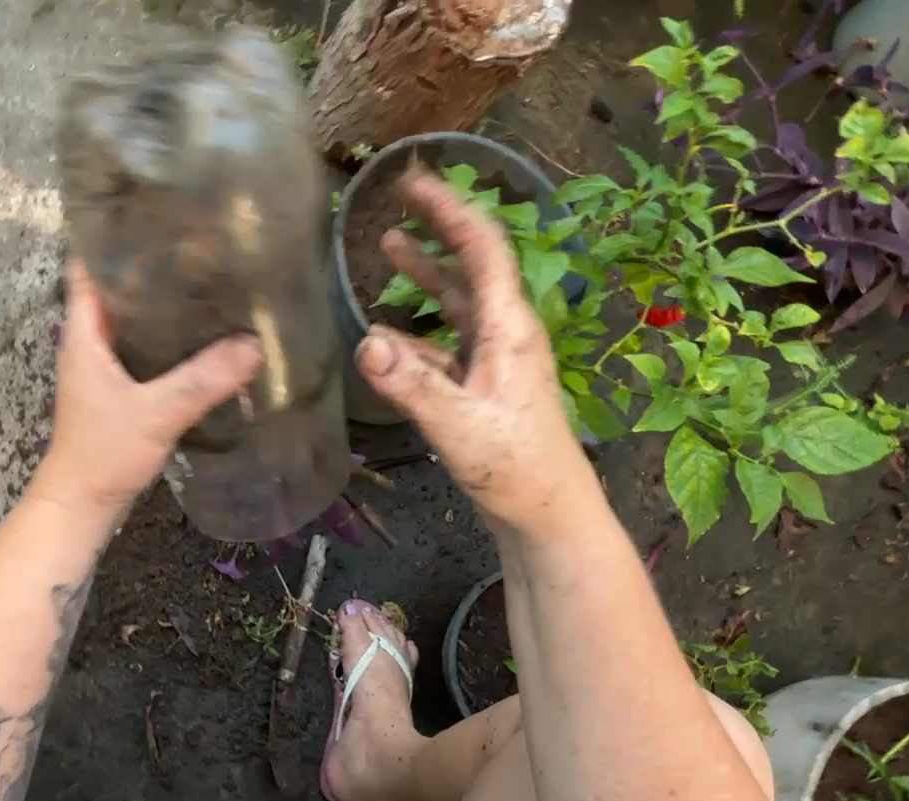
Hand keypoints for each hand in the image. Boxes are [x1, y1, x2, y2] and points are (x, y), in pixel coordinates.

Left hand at [31, 260, 262, 516]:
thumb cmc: (103, 453)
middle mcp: (89, 343)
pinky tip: (202, 339)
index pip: (90, 266)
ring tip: (208, 282)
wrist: (82, 504)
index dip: (114, 236)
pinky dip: (168, 341)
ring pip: (132, 322)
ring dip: (162, 306)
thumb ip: (202, 380)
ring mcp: (103, 368)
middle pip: (117, 290)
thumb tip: (253, 345)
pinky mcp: (118, 391)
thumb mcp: (155, 413)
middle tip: (200, 246)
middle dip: (152, 267)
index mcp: (83, 333)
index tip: (155, 213)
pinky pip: (144, 353)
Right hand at [355, 169, 596, 534]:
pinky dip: (415, 334)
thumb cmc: (513, 466)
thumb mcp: (459, 424)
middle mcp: (504, 335)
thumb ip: (411, 385)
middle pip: (468, 268)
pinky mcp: (480, 388)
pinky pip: (444, 347)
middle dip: (435, 231)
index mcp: (508, 329)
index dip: (449, 209)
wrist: (544, 512)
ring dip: (424, 276)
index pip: (481, 250)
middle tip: (397, 202)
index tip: (414, 180)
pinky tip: (386, 338)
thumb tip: (364, 343)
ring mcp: (493, 362)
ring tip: (386, 249)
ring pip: (454, 306)